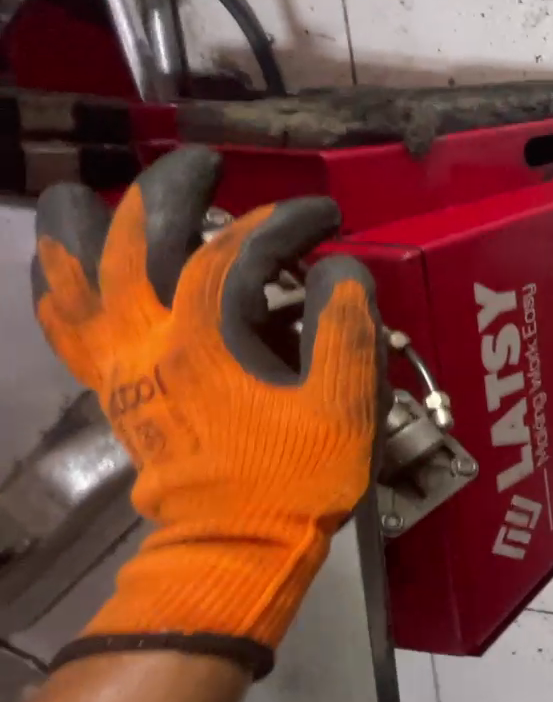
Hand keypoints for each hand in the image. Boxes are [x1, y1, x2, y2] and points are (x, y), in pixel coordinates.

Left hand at [31, 146, 380, 676]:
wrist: (236, 537)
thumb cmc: (301, 468)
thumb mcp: (345, 399)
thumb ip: (344, 326)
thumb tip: (339, 269)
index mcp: (207, 342)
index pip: (237, 254)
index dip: (282, 221)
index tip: (326, 214)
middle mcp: (145, 343)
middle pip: (138, 246)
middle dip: (171, 194)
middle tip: (204, 164)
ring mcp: (117, 365)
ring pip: (76, 279)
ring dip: (87, 230)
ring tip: (97, 193)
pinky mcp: (110, 387)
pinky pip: (64, 324)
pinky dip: (58, 284)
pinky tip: (65, 265)